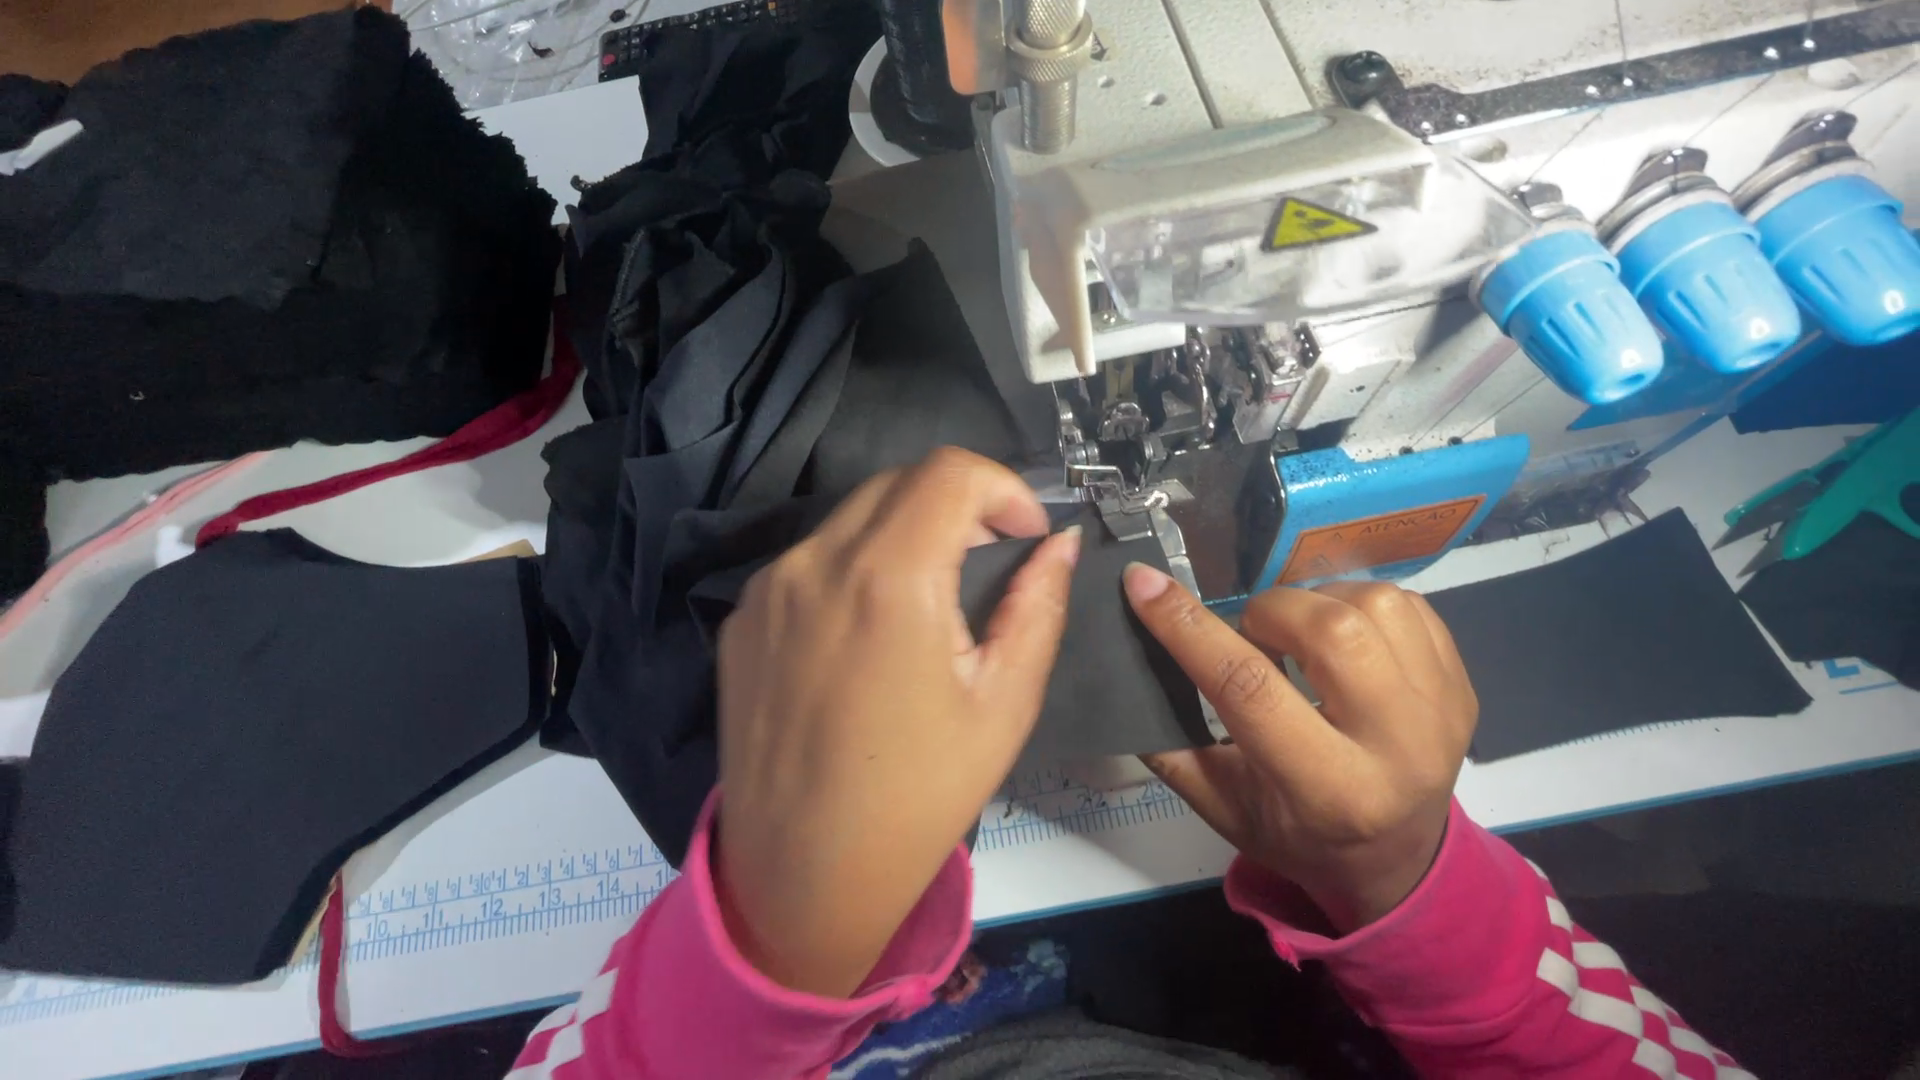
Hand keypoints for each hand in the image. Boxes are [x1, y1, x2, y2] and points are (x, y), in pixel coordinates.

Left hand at [713, 448, 1080, 996]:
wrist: (803, 874)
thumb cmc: (920, 796)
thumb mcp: (1004, 703)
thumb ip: (1038, 604)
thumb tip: (1058, 543)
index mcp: (889, 577)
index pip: (950, 470)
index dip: (1003, 488)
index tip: (1022, 538)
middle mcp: (816, 562)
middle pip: (899, 483)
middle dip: (957, 507)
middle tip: (986, 565)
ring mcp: (767, 589)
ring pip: (851, 519)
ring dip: (903, 536)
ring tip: (927, 604)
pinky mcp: (740, 618)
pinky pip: (809, 562)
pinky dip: (852, 570)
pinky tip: (864, 638)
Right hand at [1123, 568, 1476, 933]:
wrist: (1397, 859)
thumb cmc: (1295, 835)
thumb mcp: (1219, 807)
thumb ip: (1170, 745)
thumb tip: (1131, 656)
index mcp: (1326, 788)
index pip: (1248, 687)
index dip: (1187, 627)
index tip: (1144, 583)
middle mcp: (1396, 747)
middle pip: (1330, 632)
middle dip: (1269, 612)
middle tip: (1251, 635)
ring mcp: (1442, 712)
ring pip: (1375, 604)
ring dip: (1317, 601)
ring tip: (1298, 634)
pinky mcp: (1462, 686)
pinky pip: (1408, 604)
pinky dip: (1358, 602)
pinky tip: (1341, 635)